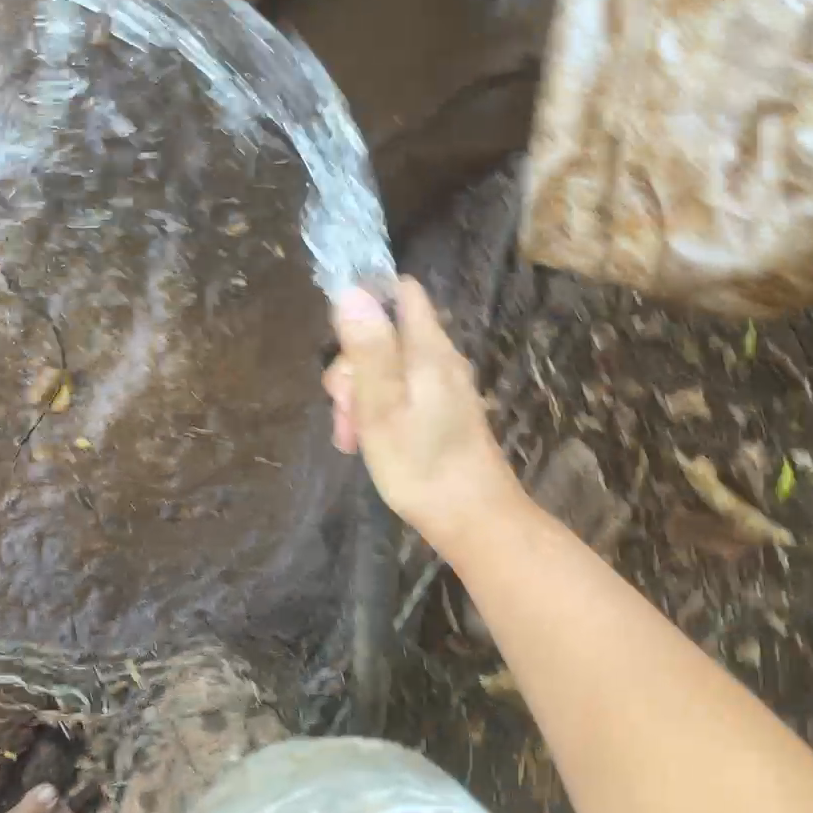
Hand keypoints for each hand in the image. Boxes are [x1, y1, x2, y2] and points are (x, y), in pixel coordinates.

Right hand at [323, 277, 520, 534]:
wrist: (474, 520)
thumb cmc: (421, 464)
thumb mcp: (380, 405)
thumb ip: (367, 348)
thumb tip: (350, 291)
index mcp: (427, 349)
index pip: (400, 292)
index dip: (365, 300)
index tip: (338, 337)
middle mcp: (439, 359)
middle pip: (383, 335)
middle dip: (352, 365)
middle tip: (343, 408)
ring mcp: (442, 387)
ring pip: (385, 368)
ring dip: (359, 394)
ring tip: (351, 436)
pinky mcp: (441, 412)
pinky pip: (399, 393)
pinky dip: (376, 410)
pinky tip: (367, 442)